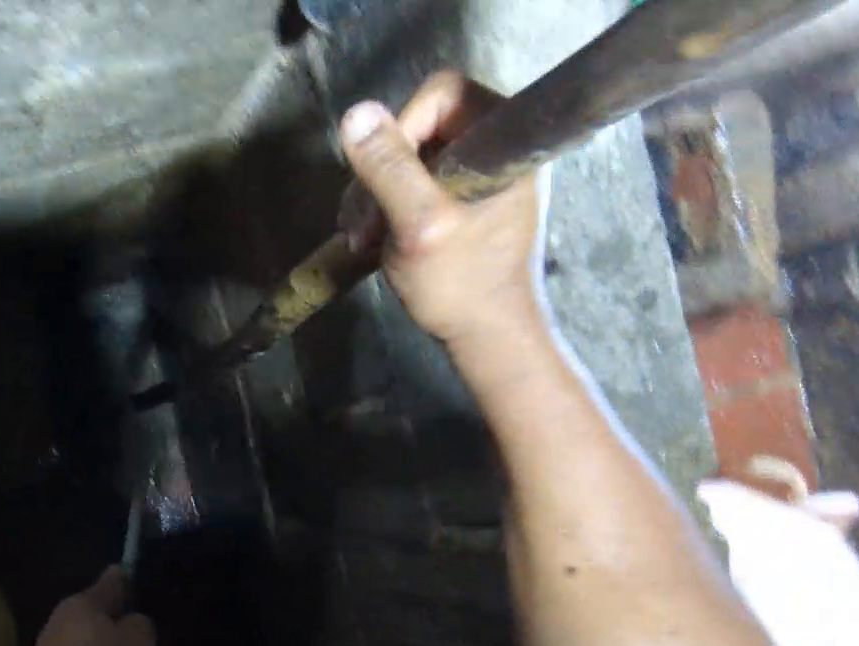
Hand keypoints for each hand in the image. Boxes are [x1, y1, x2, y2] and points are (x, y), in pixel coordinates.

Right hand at [337, 71, 547, 348]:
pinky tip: (373, 241)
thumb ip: (390, 169)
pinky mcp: (462, 204)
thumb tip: (354, 115)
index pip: (442, 95)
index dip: (400, 131)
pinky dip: (385, 210)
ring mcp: (478, 177)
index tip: (379, 182)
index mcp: (504, 138)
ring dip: (374, 197)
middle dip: (379, 173)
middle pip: (419, 129)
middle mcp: (495, 148)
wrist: (487, 337)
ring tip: (362, 238)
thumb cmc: (462, 284)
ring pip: (409, 161)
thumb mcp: (420, 225)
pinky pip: (413, 187)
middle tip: (361, 224)